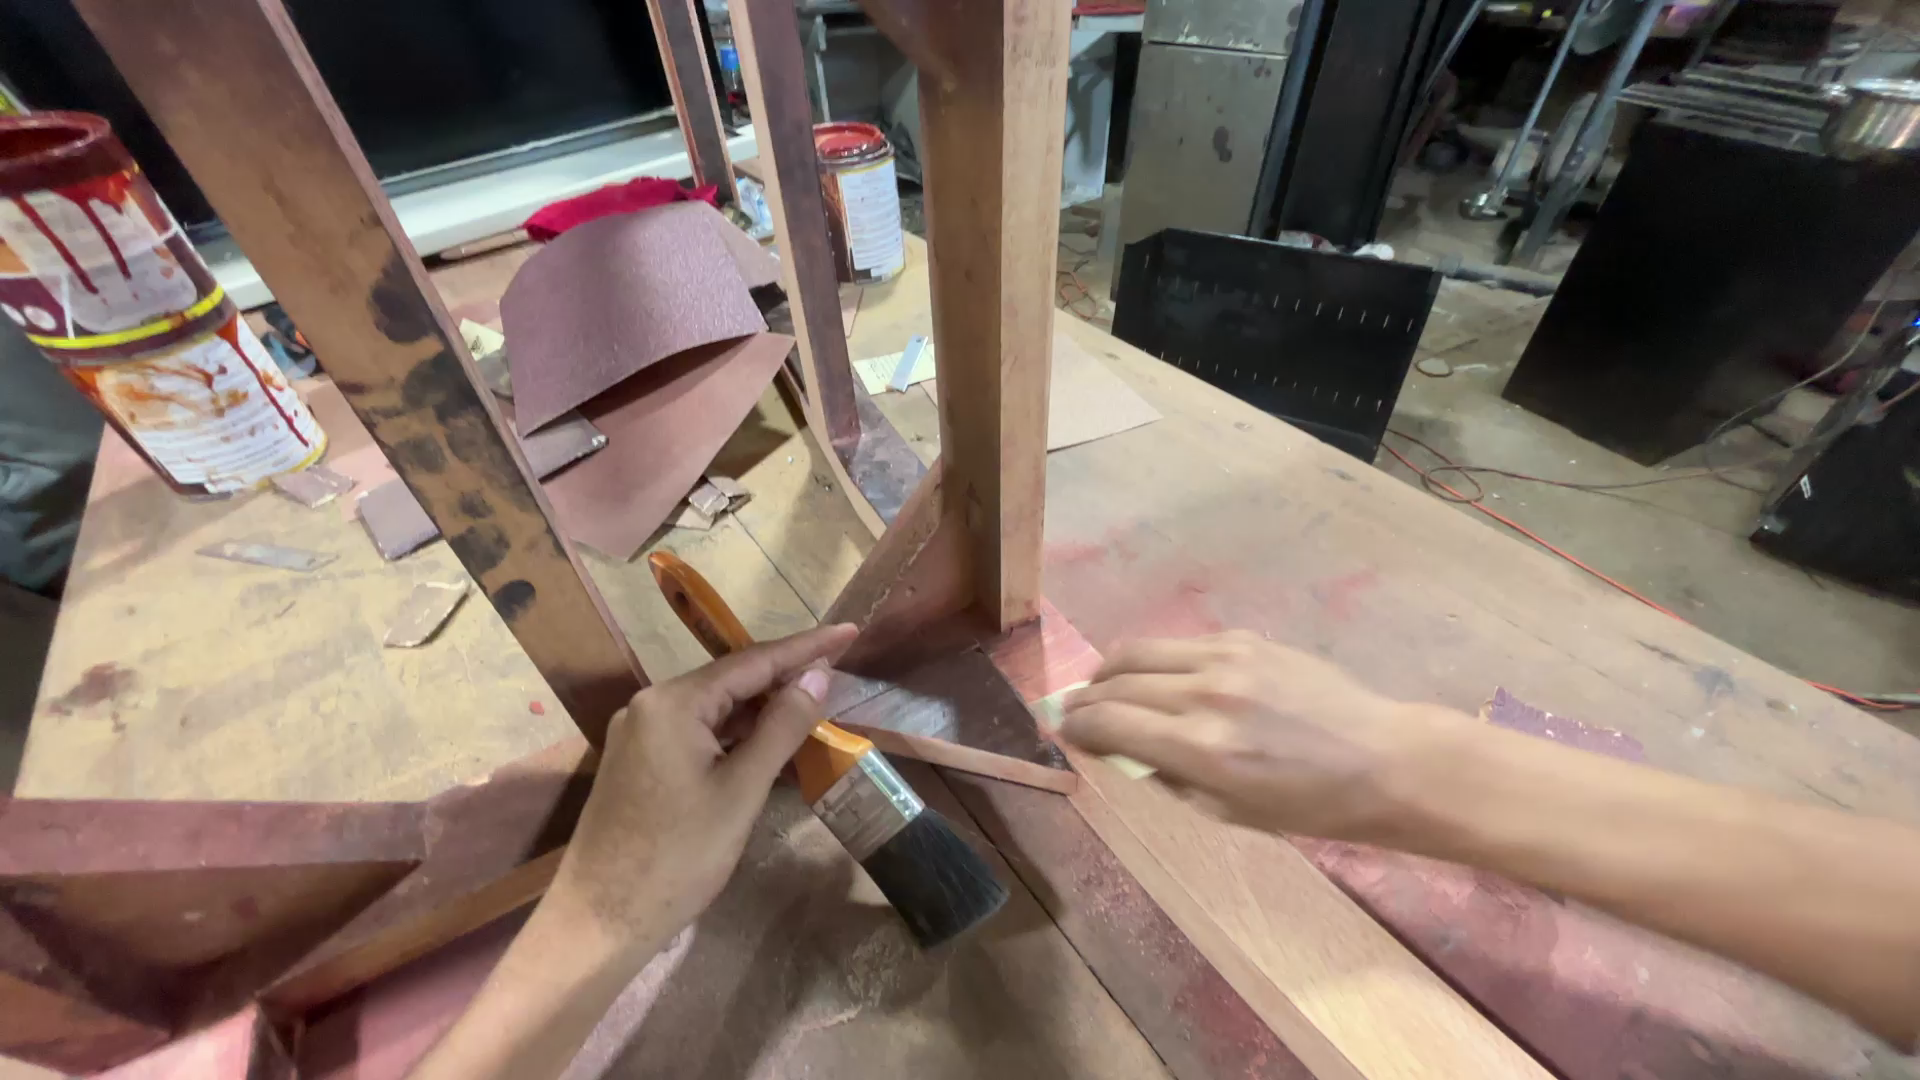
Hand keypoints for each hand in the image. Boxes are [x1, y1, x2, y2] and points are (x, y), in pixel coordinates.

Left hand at [549, 623, 858, 954]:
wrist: (598, 925)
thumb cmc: (678, 857)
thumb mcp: (742, 789)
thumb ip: (782, 725)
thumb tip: (817, 675)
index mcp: (673, 702)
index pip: (753, 661)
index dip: (807, 647)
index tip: (849, 631)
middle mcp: (651, 705)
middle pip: (733, 681)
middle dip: (786, 679)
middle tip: (838, 673)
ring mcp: (641, 734)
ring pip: (717, 709)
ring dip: (763, 711)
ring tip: (814, 709)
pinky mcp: (641, 762)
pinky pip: (700, 733)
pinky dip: (737, 736)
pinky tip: (769, 746)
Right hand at [1059, 631, 1469, 841]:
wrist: (1385, 760)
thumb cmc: (1310, 806)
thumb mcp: (1228, 811)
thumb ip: (1165, 774)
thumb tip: (1118, 748)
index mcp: (1201, 747)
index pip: (1109, 722)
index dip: (1077, 725)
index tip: (1064, 729)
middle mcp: (1205, 694)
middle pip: (1117, 682)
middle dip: (1085, 696)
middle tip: (1073, 707)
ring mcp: (1226, 657)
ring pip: (1139, 650)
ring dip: (1110, 669)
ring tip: (1102, 683)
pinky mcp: (1244, 639)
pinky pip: (1179, 644)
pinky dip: (1156, 660)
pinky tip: (1159, 676)